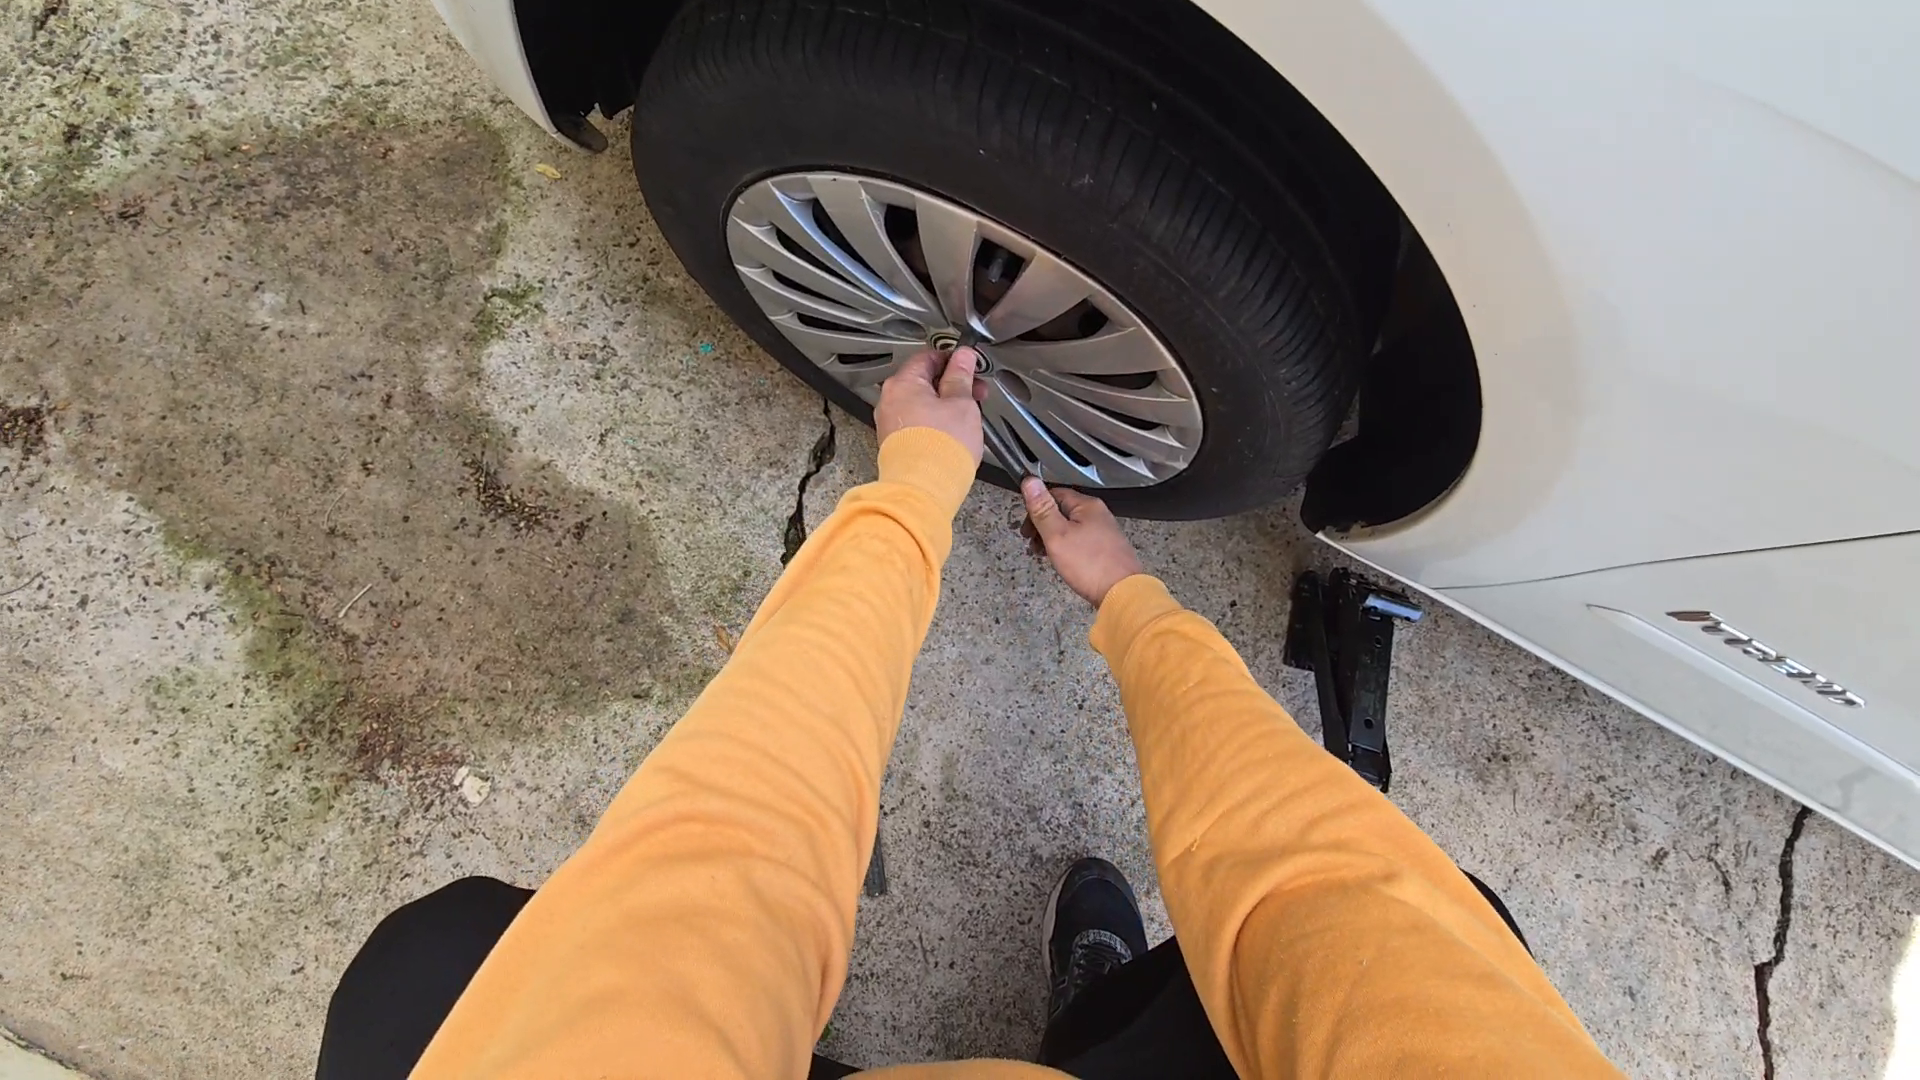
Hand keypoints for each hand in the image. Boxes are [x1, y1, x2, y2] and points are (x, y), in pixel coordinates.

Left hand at [874, 347, 989, 464]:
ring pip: (920, 404)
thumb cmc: (939, 449)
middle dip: (951, 385)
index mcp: (903, 384)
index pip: (928, 357)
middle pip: (923, 381)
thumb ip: (961, 377)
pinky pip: (916, 424)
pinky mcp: (895, 444)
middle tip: (975, 392)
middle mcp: (890, 401)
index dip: (953, 359)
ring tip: (967, 417)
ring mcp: (890, 424)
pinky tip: (952, 434)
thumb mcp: (961, 404)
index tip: (969, 366)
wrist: (923, 489)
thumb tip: (963, 358)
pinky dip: (934, 423)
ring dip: (944, 405)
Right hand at [1020, 477, 1144, 606]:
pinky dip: (1067, 549)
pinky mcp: (1105, 550)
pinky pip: (1080, 543)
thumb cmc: (1091, 565)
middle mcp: (1098, 515)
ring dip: (1053, 539)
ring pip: (1070, 528)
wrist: (1121, 594)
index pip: (1054, 494)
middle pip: (1062, 511)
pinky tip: (1062, 562)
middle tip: (1032, 542)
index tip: (1027, 526)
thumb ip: (1042, 509)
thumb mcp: (1057, 535)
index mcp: (1087, 506)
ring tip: (1043, 554)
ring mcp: (1103, 533)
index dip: (1036, 509)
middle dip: (1043, 526)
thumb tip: (1030, 481)